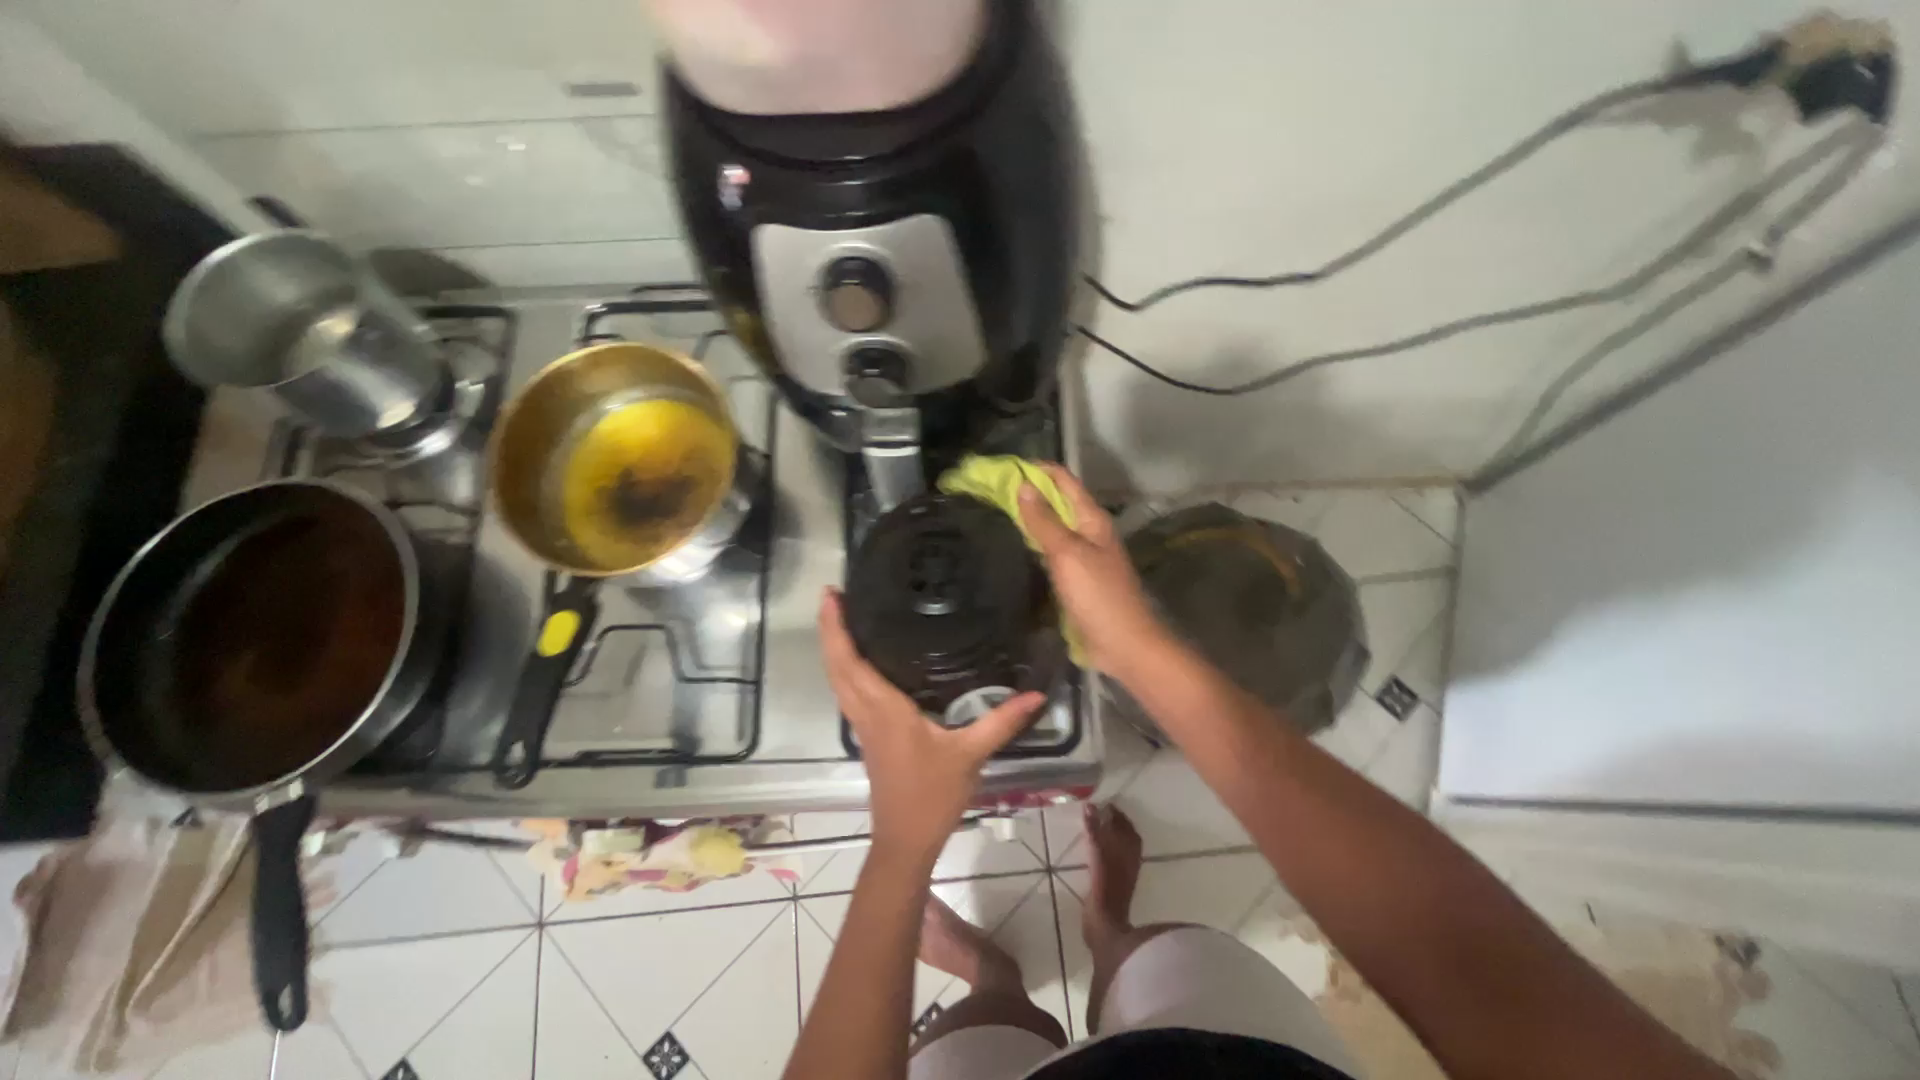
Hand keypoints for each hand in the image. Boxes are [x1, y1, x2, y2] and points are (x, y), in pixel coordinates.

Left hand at [818, 589, 1046, 861]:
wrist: (906, 839)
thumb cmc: (933, 795)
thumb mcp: (970, 755)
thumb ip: (1001, 721)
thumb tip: (1036, 693)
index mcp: (883, 709)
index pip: (850, 661)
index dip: (836, 627)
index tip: (832, 595)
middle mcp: (865, 712)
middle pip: (836, 665)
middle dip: (830, 628)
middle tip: (835, 594)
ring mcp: (863, 725)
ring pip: (839, 679)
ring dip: (835, 647)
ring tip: (844, 616)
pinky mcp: (868, 735)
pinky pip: (848, 692)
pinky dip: (847, 667)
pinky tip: (865, 659)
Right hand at [1016, 465, 1169, 672]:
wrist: (1124, 645)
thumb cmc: (1098, 596)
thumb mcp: (1068, 554)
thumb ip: (1044, 521)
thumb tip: (1023, 485)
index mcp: (1092, 520)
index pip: (1064, 481)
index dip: (1037, 470)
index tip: (1003, 467)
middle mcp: (1090, 533)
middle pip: (1058, 503)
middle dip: (1030, 493)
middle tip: (991, 491)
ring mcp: (1085, 558)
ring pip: (1054, 529)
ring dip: (1031, 520)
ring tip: (997, 513)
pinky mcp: (1078, 582)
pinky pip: (1053, 555)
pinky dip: (1035, 546)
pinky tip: (1017, 550)